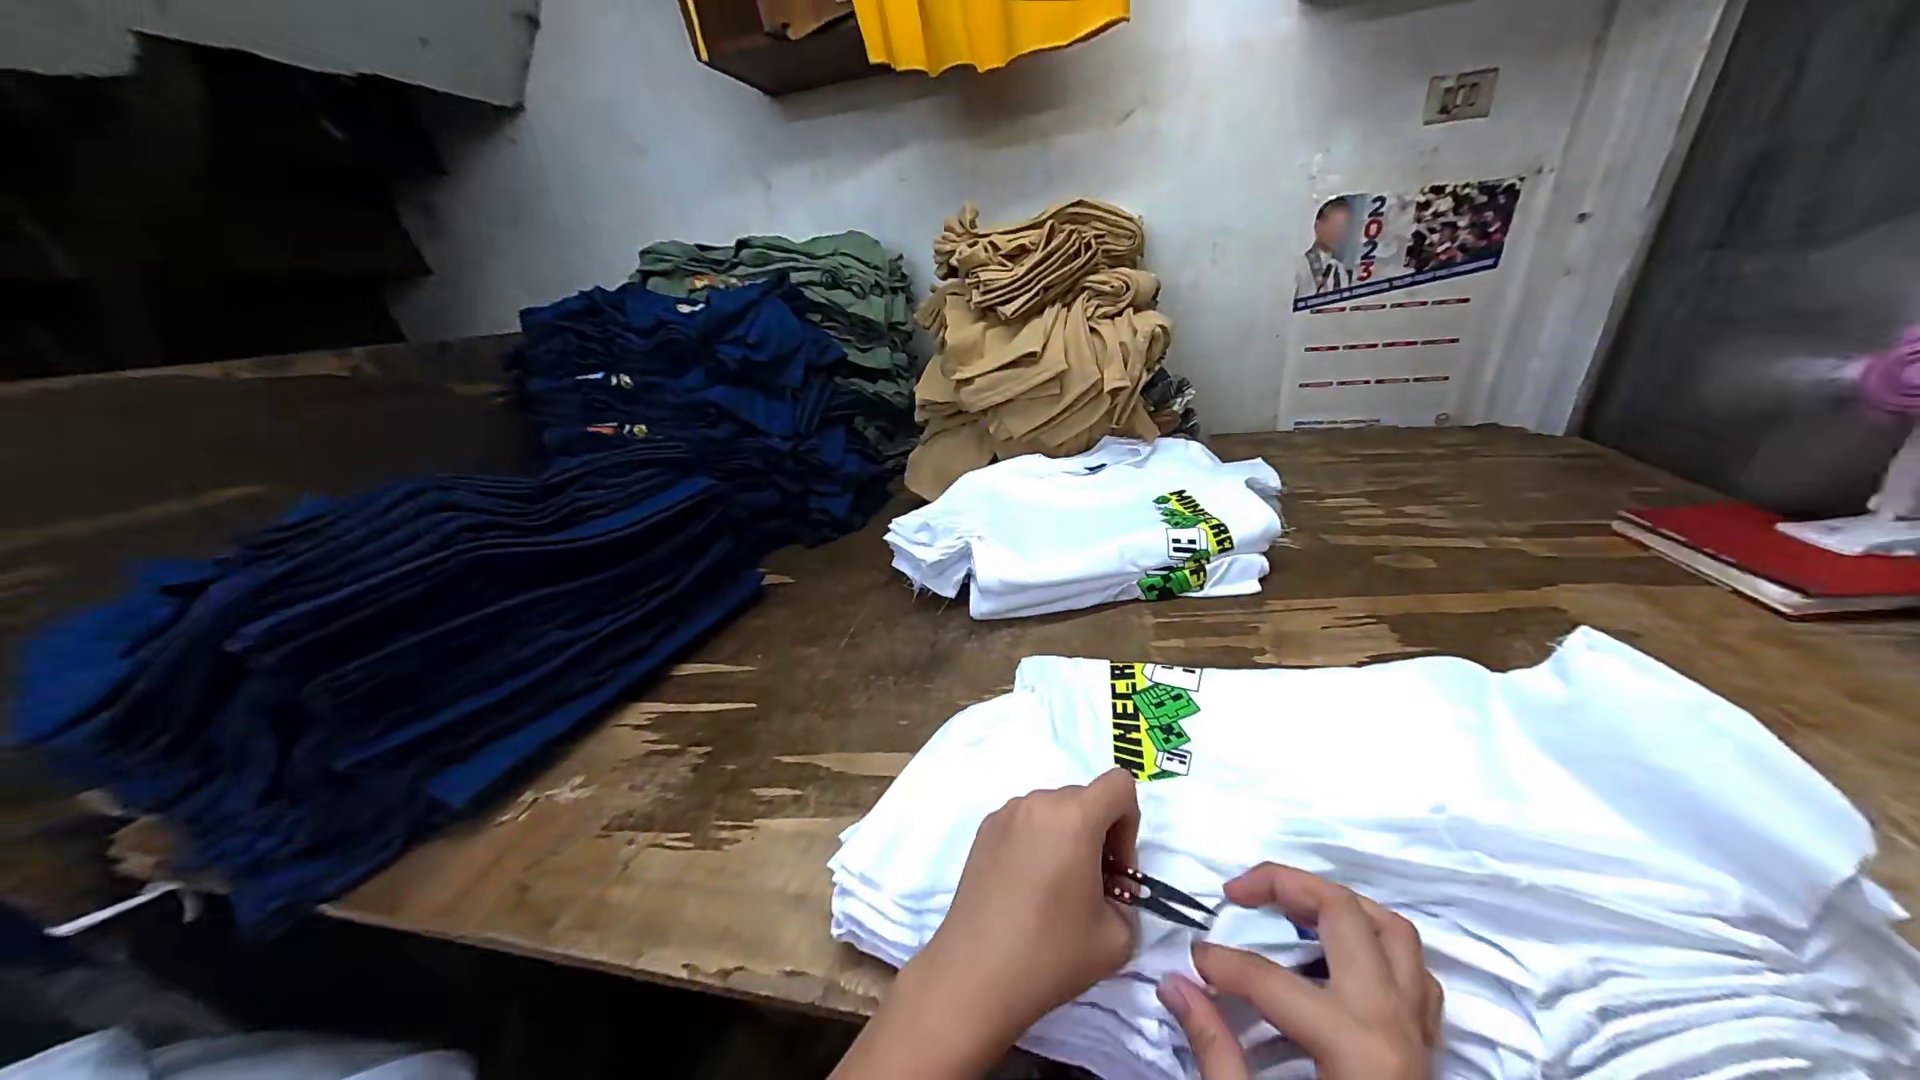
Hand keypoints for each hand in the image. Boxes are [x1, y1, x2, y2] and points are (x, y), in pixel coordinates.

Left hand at [832, 769, 1139, 1078]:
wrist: (975, 974)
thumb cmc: (1050, 953)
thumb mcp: (1118, 937)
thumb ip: (1128, 899)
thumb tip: (1109, 886)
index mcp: (1074, 817)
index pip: (1119, 784)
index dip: (1129, 823)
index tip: (1116, 868)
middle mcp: (1037, 803)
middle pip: (1085, 798)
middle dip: (1099, 834)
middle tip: (1092, 885)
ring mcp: (1005, 813)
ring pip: (1054, 810)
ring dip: (1067, 836)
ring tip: (1056, 889)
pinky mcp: (983, 830)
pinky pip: (1026, 821)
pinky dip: (1038, 841)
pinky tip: (1027, 887)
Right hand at [1156, 864, 1442, 1079]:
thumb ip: (1215, 1050)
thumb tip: (1173, 983)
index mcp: (1357, 1049)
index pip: (1271, 979)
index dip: (1222, 964)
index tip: (1190, 963)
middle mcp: (1396, 1026)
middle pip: (1345, 916)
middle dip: (1285, 885)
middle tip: (1237, 891)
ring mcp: (1422, 1035)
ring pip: (1394, 932)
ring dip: (1338, 904)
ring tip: (1287, 903)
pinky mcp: (1430, 1050)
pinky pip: (1415, 972)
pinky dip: (1374, 944)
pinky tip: (1336, 953)